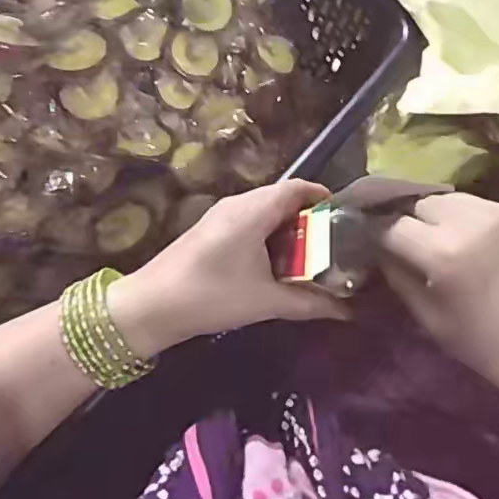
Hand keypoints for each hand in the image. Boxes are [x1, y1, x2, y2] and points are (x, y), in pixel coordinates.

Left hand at [110, 179, 349, 353]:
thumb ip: (310, 303)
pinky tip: (277, 265)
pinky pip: (250, 222)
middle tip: (335, 245)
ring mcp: (221, 216)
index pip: (298, 187)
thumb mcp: (266, 301)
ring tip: (311, 258)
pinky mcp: (211, 230)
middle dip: (311, 219)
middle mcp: (238, 204)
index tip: (346, 220)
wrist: (150, 306)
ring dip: (289, 230)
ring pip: (266, 212)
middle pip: (284, 198)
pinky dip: (269, 236)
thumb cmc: (212, 295)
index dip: (324, 198)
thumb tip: (349, 310)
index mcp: (254, 210)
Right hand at [379, 193, 498, 399]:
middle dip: (396, 217)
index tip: (358, 239)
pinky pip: (468, 202)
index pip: (388, 225)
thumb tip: (374, 250)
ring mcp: (495, 211)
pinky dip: (452, 213)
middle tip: (389, 237)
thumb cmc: (487, 346)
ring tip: (419, 233)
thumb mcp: (429, 318)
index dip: (368, 231)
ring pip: (440, 197)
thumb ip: (397, 275)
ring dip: (423, 212)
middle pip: (413, 202)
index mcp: (443, 253)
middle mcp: (467, 221)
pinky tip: (451, 233)